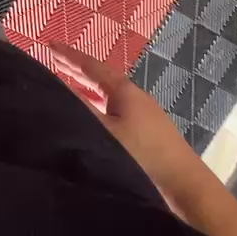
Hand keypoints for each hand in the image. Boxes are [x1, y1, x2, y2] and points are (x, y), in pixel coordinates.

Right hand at [51, 44, 236, 235]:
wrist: (187, 191)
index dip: (69, 55)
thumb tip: (50, 84)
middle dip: (78, 71)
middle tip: (53, 63)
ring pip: (108, 97)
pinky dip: (98, 108)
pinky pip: (115, 112)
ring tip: (67, 89)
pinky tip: (92, 123)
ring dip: (87, 91)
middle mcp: (135, 98)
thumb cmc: (143, 155)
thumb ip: (77, 107)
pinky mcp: (149, 137)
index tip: (49, 43)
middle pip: (101, 79)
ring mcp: (145, 118)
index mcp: (124, 90)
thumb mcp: (104, 130)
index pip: (91, 66)